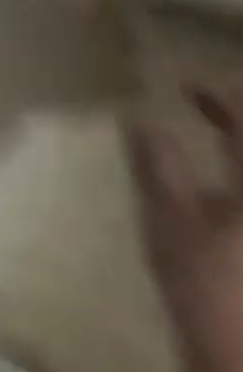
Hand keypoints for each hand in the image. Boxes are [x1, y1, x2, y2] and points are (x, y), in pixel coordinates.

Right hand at [129, 84, 242, 371]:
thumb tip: (140, 118)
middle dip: (237, 125)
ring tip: (223, 145)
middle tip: (213, 107)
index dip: (223, 102)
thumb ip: (159, 168)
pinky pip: (241, 198)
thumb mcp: (169, 223)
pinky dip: (235, 183)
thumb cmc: (207, 286)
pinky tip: (222, 194)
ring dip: (236, 156)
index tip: (189, 85)